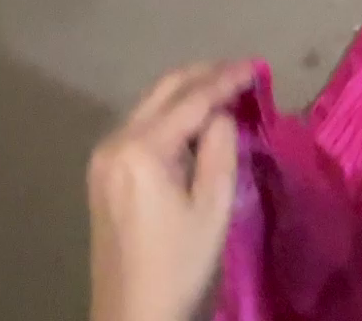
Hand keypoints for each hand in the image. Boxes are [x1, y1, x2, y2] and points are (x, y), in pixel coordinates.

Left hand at [88, 61, 252, 320]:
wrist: (132, 320)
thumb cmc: (180, 264)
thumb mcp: (213, 205)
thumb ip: (221, 145)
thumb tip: (222, 113)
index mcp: (142, 149)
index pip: (192, 98)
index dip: (227, 79)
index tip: (257, 66)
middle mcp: (116, 142)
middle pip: (165, 89)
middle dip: (205, 75)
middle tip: (243, 72)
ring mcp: (105, 157)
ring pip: (152, 103)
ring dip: (189, 92)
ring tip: (227, 89)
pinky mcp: (104, 173)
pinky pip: (143, 124)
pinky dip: (172, 112)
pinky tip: (197, 118)